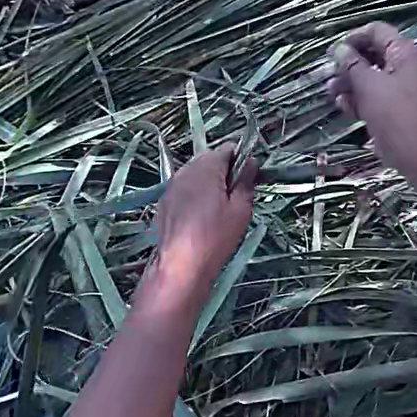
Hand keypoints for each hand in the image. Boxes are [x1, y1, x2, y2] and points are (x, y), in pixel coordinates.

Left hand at [146, 143, 257, 305]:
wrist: (180, 267)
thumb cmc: (216, 237)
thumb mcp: (241, 209)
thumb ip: (246, 181)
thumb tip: (251, 161)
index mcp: (206, 167)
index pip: (228, 149)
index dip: (242, 160)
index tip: (250, 179)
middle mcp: (186, 170)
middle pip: (211, 160)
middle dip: (225, 172)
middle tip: (237, 197)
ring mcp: (172, 185)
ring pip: (197, 175)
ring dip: (210, 184)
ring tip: (220, 210)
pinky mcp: (165, 202)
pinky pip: (185, 189)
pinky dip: (196, 196)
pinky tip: (202, 218)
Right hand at [329, 23, 416, 165]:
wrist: (416, 152)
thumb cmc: (394, 113)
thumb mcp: (368, 85)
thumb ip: (351, 64)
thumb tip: (339, 49)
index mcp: (403, 53)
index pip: (376, 31)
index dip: (353, 38)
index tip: (334, 52)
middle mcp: (403, 66)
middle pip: (371, 53)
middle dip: (348, 63)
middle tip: (330, 73)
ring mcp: (399, 87)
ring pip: (369, 76)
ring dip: (349, 82)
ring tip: (331, 91)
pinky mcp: (393, 107)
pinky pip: (372, 95)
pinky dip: (358, 98)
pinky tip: (342, 105)